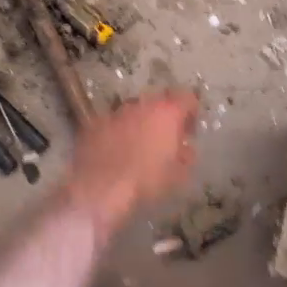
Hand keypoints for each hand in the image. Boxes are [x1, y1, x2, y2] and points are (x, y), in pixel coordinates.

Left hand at [62, 91, 199, 235]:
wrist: (100, 188)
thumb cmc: (146, 180)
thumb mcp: (177, 175)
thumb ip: (186, 157)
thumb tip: (186, 150)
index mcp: (168, 112)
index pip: (187, 98)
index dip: (191, 113)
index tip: (188, 131)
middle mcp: (143, 104)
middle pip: (159, 102)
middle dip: (164, 117)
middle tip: (164, 139)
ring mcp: (117, 111)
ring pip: (134, 110)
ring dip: (139, 123)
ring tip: (137, 146)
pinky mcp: (95, 123)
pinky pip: (112, 122)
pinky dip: (117, 132)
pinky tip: (115, 151)